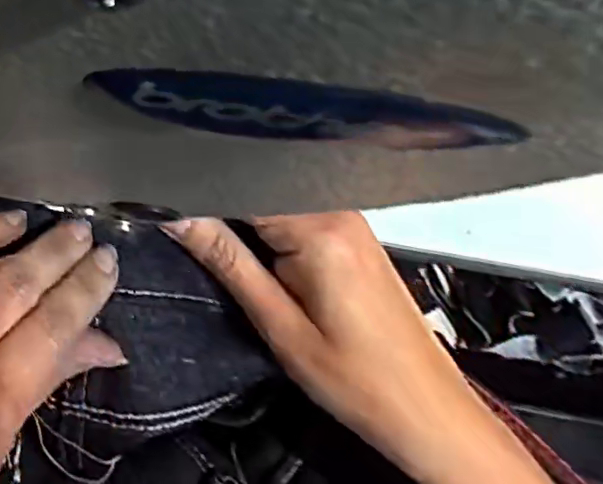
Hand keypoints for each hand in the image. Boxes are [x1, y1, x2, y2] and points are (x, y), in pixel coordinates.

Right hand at [164, 213, 548, 483]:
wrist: (436, 418)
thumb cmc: (363, 383)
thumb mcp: (280, 326)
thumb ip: (226, 261)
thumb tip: (177, 216)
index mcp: (319, 228)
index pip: (238, 184)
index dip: (199, 191)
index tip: (166, 202)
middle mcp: (337, 209)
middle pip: (255, 184)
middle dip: (218, 202)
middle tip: (189, 227)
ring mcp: (348, 217)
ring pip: (271, 195)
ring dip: (242, 214)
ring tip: (222, 241)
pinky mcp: (350, 230)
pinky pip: (293, 209)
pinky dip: (265, 224)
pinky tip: (256, 249)